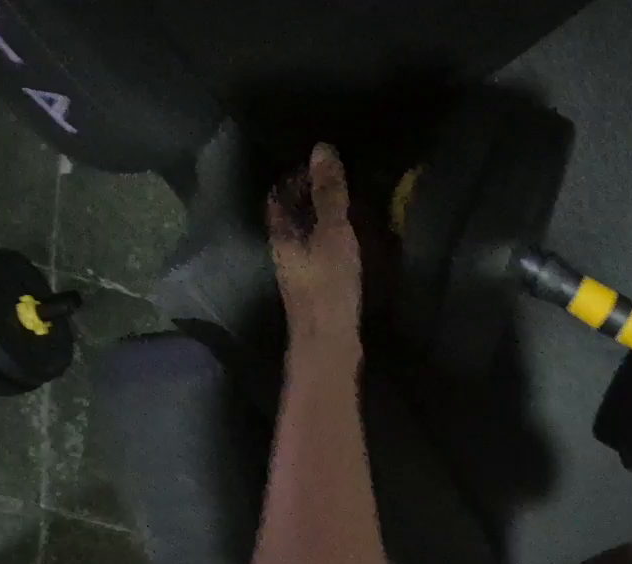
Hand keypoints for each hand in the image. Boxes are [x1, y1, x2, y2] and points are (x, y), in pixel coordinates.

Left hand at [268, 144, 363, 369]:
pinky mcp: (318, 296)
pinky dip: (334, 246)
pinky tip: (353, 246)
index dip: (292, 178)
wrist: (329, 345)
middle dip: (309, 200)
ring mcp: (301, 278)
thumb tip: (321, 149)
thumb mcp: (332, 233)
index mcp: (281, 237)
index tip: (316, 165)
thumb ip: (329, 195)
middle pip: (291, 220)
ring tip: (350, 210)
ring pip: (307, 241)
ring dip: (323, 225)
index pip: (277, 197)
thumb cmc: (327, 287)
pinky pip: (322, 260)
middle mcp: (285, 256)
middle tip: (338, 183)